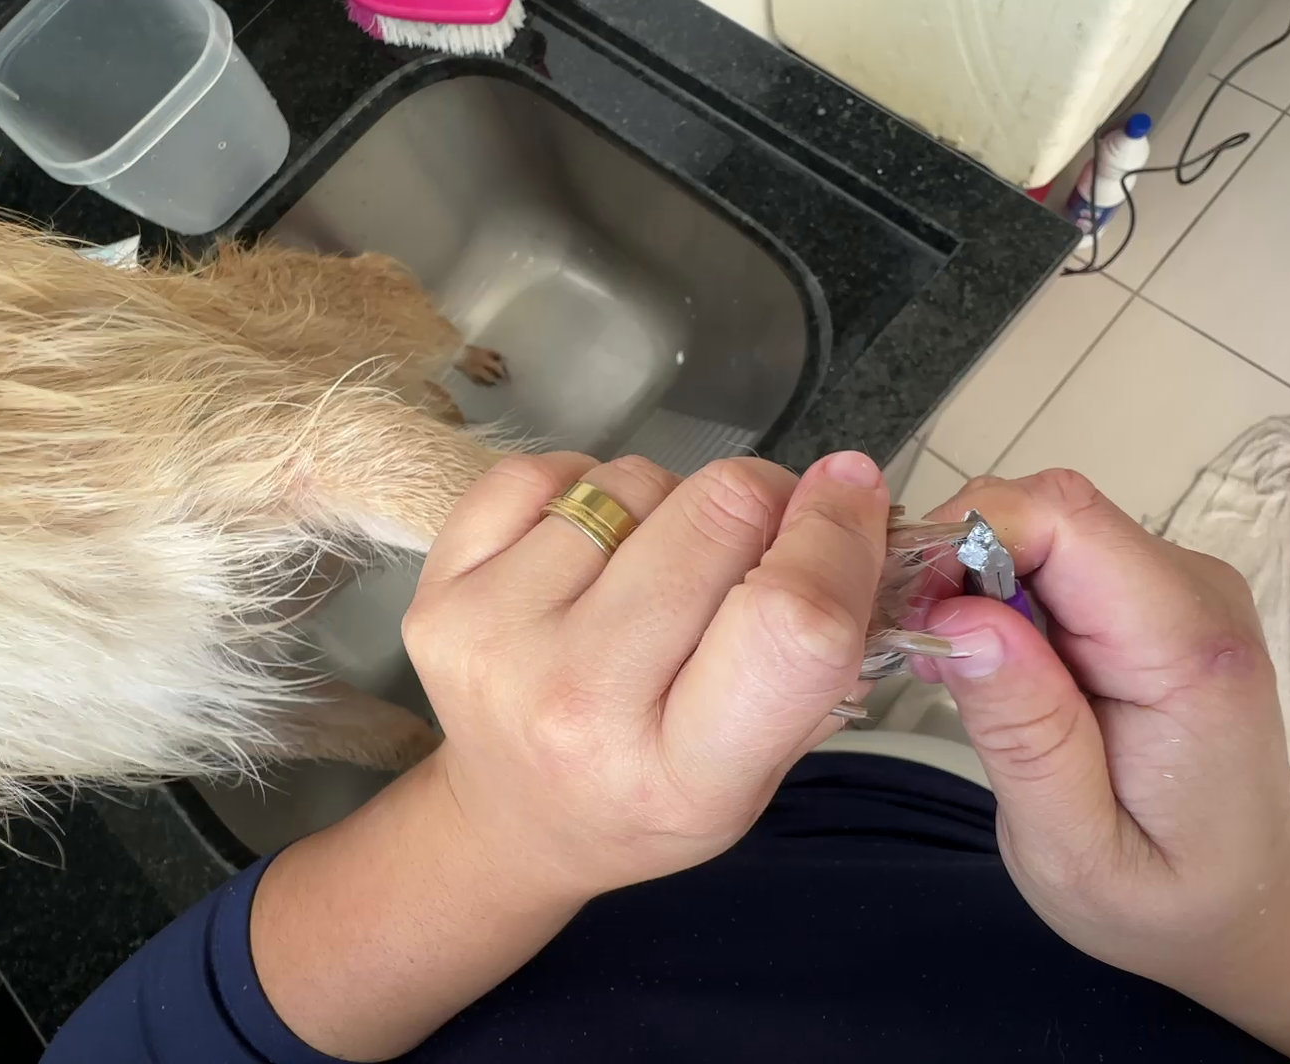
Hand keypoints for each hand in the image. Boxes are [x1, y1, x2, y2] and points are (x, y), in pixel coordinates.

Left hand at [406, 448, 890, 896]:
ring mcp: (494, 642)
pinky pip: (547, 471)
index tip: (853, 494)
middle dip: (762, 500)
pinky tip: (591, 550)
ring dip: (672, 503)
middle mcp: (580, 705)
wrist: (516, 818)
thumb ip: (819, 640)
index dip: (835, 536)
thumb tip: (848, 484)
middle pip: (715, 517)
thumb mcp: (762, 761)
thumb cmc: (655, 793)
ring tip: (657, 566)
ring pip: (634, 480)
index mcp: (685, 772)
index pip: (788, 621)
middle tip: (758, 532)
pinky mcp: (436, 595)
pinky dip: (590, 488)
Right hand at [910, 469, 1289, 986]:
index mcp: (1186, 650)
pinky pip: (1047, 552)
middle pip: (1046, 509)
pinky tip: (978, 656)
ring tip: (944, 664)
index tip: (909, 611)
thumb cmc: (1164, 894)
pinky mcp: (1141, 593)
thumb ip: (1024, 734)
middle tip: (913, 645)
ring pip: (1037, 523)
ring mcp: (1168, 584)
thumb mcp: (1074, 847)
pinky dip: (990, 589)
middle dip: (955, 557)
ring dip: (967, 577)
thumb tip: (958, 618)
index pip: (1064, 520)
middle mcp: (1188, 591)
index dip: (965, 537)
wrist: (1244, 902)